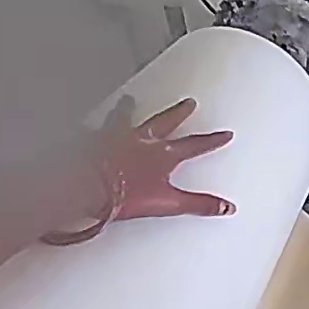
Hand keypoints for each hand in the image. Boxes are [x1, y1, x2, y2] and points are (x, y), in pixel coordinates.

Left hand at [41, 97, 233, 245]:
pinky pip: (93, 128)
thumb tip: (224, 207)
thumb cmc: (121, 194)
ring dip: (130, 110)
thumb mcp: (168, 203)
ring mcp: (114, 137)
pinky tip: (86, 123)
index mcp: (161, 155)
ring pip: (126, 118)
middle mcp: (140, 140)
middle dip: (180, 113)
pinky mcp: (90, 140)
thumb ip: (198, 204)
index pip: (194, 145)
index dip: (211, 141)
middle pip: (165, 122)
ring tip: (130, 101)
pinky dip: (92, 125)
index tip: (224, 134)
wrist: (84, 187)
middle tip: (188, 103)